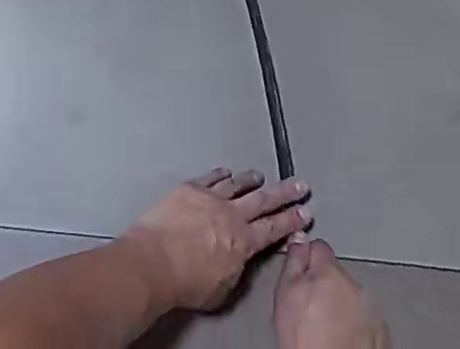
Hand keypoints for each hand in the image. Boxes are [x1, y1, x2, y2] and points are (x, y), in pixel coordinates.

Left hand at [118, 168, 312, 312]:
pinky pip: (209, 178)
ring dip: (250, 180)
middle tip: (299, 185)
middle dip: (283, 194)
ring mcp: (208, 198)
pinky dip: (220, 174)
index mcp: (243, 242)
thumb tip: (239, 257)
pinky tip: (225, 172)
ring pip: (236, 185)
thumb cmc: (187, 282)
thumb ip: (237, 267)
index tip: (305, 213)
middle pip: (262, 201)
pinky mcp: (187, 189)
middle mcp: (230, 215)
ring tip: (261, 176)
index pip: (274, 229)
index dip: (291, 221)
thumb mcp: (225, 288)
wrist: (154, 260)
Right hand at [275, 238, 391, 348]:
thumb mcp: (285, 291)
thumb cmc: (303, 335)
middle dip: (326, 282)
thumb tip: (299, 239)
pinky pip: (365, 317)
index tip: (302, 270)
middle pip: (337, 273)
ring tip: (326, 322)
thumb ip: (294, 259)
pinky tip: (343, 335)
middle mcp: (356, 287)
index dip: (308, 256)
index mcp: (330, 271)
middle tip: (311, 303)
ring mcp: (373, 312)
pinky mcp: (383, 335)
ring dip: (342, 301)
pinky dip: (356, 322)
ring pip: (352, 295)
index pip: (320, 246)